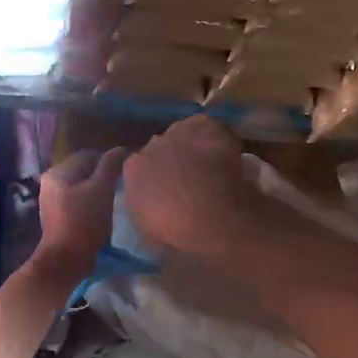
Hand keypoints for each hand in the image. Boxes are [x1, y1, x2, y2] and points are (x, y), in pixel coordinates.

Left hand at [32, 147, 126, 280]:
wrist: (65, 260)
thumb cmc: (84, 222)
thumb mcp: (101, 190)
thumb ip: (110, 166)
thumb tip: (121, 149)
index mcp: (58, 171)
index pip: (88, 155)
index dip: (109, 160)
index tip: (126, 172)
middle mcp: (50, 182)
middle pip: (83, 171)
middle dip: (103, 176)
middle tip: (122, 186)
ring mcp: (52, 200)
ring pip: (81, 187)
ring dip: (97, 190)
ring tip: (114, 199)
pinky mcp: (57, 217)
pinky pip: (77, 201)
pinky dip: (90, 203)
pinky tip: (102, 212)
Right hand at [124, 115, 261, 254]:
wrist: (208, 215)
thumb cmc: (174, 230)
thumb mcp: (148, 229)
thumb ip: (145, 209)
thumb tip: (152, 207)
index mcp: (133, 169)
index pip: (140, 166)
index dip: (155, 177)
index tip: (168, 189)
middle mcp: (151, 145)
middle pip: (161, 148)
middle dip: (173, 159)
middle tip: (190, 178)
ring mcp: (178, 133)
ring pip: (183, 134)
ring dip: (192, 145)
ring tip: (210, 164)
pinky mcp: (205, 126)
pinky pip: (208, 128)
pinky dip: (215, 137)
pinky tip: (224, 152)